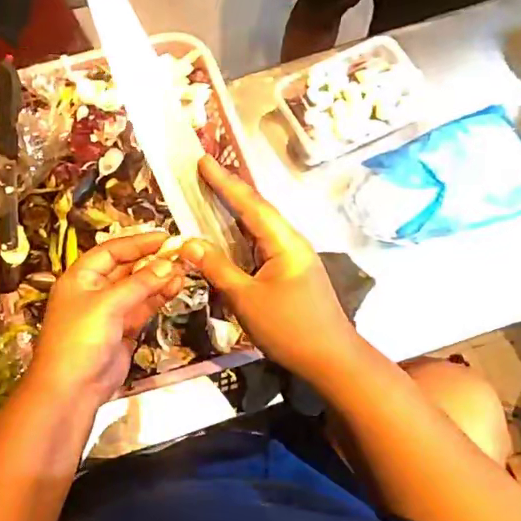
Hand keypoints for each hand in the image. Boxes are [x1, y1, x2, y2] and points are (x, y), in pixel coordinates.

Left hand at [26, 232, 183, 405]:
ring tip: (183, 271)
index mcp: (80, 277)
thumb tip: (168, 265)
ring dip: (159, 280)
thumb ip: (140, 283)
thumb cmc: (80, 339)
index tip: (164, 237)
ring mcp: (109, 311)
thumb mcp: (108, 304)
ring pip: (138, 289)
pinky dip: (158, 298)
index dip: (137, 243)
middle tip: (179, 254)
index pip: (111, 251)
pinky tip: (175, 289)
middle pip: (126, 268)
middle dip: (151, 261)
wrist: (72, 387)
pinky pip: (142, 308)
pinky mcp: (122, 331)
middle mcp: (94, 291)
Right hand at [182, 156, 361, 381]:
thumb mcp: (246, 298)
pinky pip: (261, 247)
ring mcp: (294, 259)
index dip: (224, 182)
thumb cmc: (290, 328)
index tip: (203, 160)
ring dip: (234, 214)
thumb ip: (217, 268)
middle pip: (257, 211)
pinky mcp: (291, 274)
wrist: (332, 360)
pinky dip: (240, 238)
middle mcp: (291, 243)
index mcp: (284, 242)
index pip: (250, 204)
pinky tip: (227, 239)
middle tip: (202, 173)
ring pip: (259, 229)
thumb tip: (188, 243)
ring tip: (209, 197)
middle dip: (229, 191)